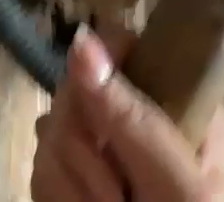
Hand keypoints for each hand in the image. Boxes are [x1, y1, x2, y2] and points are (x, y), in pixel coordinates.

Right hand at [33, 30, 223, 200]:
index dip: (98, 71)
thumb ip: (134, 119)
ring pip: (49, 133)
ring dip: (76, 188)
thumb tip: (80, 39)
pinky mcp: (76, 184)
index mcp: (181, 104)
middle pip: (72, 90)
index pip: (118, 44)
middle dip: (87, 151)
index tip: (100, 113)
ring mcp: (105, 152)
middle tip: (122, 196)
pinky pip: (39, 169)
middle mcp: (138, 118)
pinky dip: (61, 200)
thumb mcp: (183, 192)